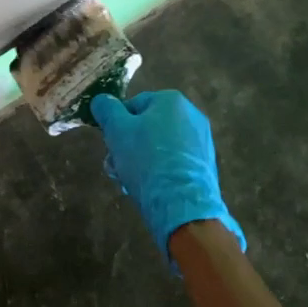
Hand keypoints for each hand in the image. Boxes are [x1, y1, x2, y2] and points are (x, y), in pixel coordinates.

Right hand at [91, 91, 245, 260]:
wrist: (183, 207)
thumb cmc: (147, 160)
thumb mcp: (117, 130)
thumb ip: (106, 109)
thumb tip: (102, 99)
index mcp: (171, 100)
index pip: (134, 105)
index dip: (117, 125)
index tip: (111, 146)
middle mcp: (191, 116)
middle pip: (147, 128)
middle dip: (127, 147)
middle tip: (116, 167)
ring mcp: (201, 143)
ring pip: (159, 148)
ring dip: (140, 162)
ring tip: (129, 183)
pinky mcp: (205, 168)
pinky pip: (175, 164)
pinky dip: (160, 173)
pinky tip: (149, 190)